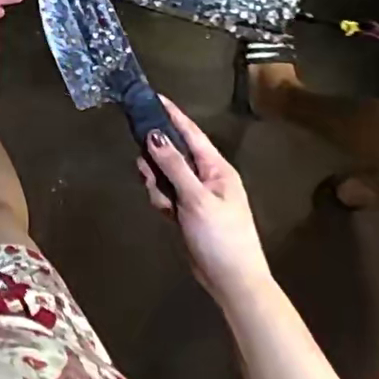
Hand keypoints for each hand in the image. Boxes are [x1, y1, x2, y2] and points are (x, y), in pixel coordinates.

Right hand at [136, 98, 272, 301]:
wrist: (232, 281)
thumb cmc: (221, 237)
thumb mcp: (196, 199)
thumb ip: (174, 166)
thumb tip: (154, 135)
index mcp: (217, 169)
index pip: (191, 133)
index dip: (172, 114)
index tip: (152, 97)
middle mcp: (206, 177)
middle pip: (172, 153)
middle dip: (156, 159)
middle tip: (146, 169)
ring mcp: (195, 194)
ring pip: (163, 174)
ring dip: (156, 184)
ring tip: (163, 203)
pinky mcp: (185, 210)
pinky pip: (164, 193)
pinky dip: (160, 199)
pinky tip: (165, 212)